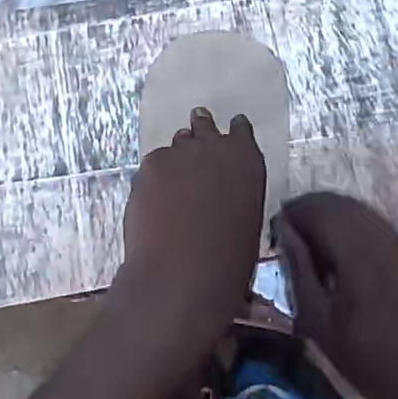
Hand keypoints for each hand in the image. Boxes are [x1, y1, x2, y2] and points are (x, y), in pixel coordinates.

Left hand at [114, 108, 265, 349]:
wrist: (183, 273)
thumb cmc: (228, 259)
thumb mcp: (247, 220)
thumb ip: (235, 194)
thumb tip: (222, 197)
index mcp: (247, 159)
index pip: (241, 129)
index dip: (233, 133)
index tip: (227, 138)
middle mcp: (215, 146)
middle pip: (204, 125)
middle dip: (199, 132)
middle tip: (195, 144)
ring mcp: (179, 152)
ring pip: (176, 145)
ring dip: (176, 158)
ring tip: (173, 183)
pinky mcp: (150, 165)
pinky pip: (153, 165)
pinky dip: (154, 179)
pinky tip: (154, 202)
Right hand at [274, 192, 397, 398]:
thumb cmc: (361, 357)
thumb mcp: (317, 319)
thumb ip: (299, 268)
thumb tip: (285, 230)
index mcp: (360, 256)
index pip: (323, 211)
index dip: (297, 211)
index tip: (278, 223)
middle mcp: (386, 240)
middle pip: (344, 205)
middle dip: (314, 208)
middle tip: (292, 226)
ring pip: (363, 212)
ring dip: (335, 215)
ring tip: (314, 236)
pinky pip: (379, 227)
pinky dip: (356, 227)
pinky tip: (345, 251)